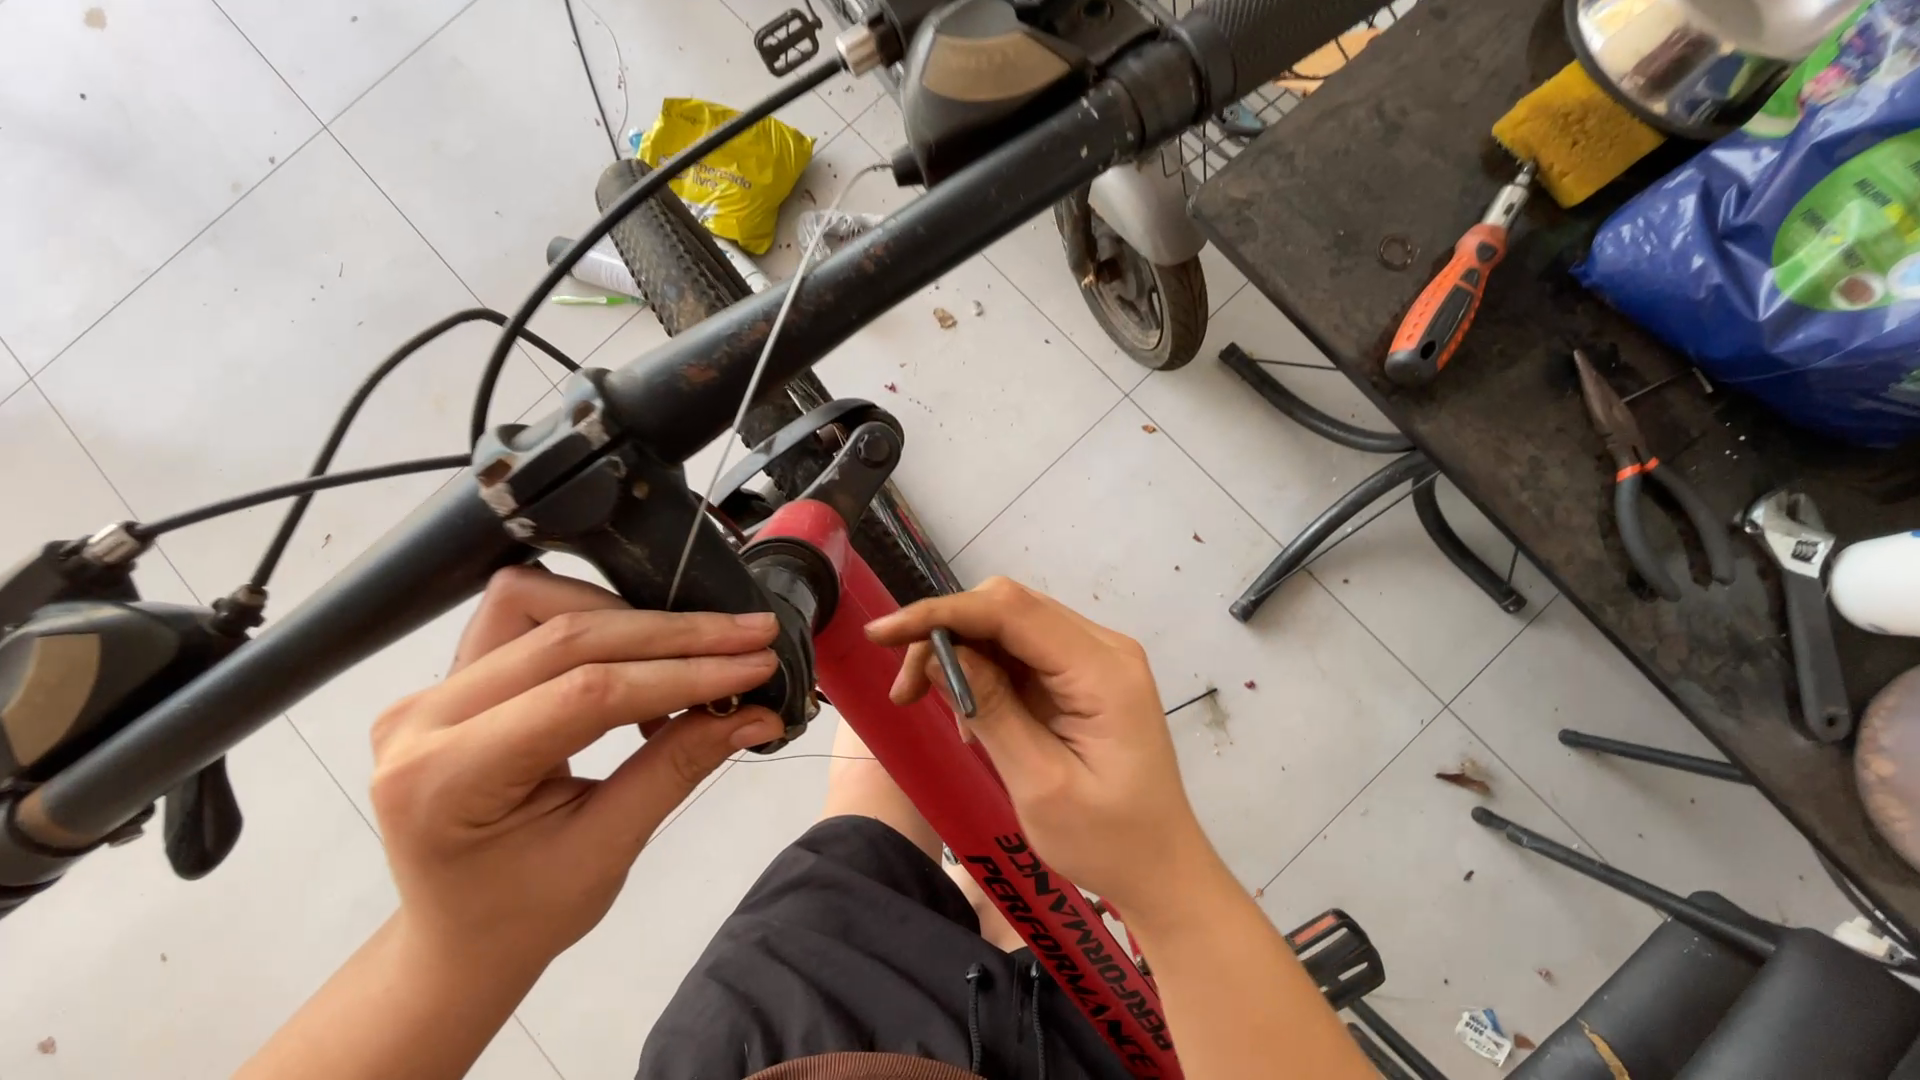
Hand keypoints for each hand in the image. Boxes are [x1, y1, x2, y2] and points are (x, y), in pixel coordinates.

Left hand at [367, 566, 785, 978]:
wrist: (457, 937)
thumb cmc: (525, 915)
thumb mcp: (607, 851)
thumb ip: (677, 767)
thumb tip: (759, 713)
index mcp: (445, 778)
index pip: (585, 692)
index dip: (681, 672)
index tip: (756, 664)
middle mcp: (423, 717)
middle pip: (567, 636)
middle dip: (673, 634)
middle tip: (752, 638)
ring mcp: (430, 689)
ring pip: (541, 604)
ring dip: (631, 617)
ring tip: (694, 653)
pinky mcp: (452, 676)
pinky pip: (526, 613)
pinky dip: (596, 619)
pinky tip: (639, 655)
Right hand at [864, 577, 1213, 912]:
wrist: (1160, 869)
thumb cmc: (1107, 841)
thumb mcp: (1040, 783)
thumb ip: (992, 711)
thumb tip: (941, 654)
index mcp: (1102, 671)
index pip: (1011, 611)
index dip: (941, 613)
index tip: (883, 634)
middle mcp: (1103, 648)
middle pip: (1008, 608)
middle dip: (945, 634)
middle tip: (904, 691)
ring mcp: (1096, 659)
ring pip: (1009, 625)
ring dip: (959, 652)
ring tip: (924, 701)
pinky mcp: (1083, 676)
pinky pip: (1022, 652)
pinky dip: (983, 671)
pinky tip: (969, 715)